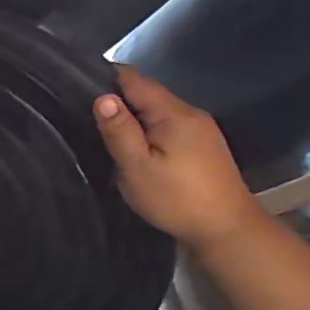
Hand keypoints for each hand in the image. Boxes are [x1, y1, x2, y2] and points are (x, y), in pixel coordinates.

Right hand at [94, 65, 262, 247]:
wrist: (227, 229)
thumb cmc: (176, 199)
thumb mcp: (137, 168)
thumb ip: (119, 131)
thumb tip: (103, 97)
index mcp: (173, 113)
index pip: (136, 80)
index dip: (109, 81)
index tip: (83, 92)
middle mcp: (191, 113)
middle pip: (149, 95)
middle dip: (122, 102)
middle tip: (92, 123)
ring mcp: (202, 129)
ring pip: (160, 113)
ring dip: (137, 120)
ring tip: (112, 138)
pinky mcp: (206, 146)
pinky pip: (171, 127)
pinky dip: (152, 132)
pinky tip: (141, 151)